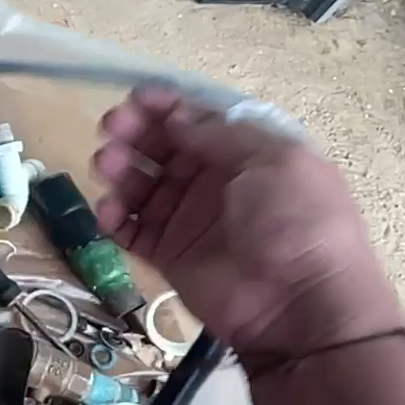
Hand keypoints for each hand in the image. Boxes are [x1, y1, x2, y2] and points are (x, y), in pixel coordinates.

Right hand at [91, 86, 404, 361]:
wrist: (298, 305)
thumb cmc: (298, 221)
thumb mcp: (274, 161)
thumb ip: (220, 134)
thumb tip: (176, 117)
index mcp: (246, 153)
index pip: (197, 120)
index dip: (164, 107)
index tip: (134, 99)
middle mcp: (212, 181)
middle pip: (160, 148)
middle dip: (133, 133)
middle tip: (110, 129)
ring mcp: (186, 218)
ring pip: (138, 184)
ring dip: (118, 170)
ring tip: (105, 166)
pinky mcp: (164, 253)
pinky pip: (128, 228)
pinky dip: (112, 218)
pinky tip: (107, 213)